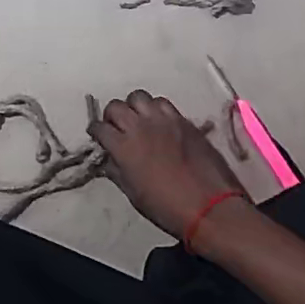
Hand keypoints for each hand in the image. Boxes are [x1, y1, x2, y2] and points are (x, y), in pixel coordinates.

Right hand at [90, 91, 248, 238]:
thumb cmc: (166, 207)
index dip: (96, 131)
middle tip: (116, 127)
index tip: (98, 136)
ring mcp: (162, 120)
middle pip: (115, 106)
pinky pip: (163, 102)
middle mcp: (139, 127)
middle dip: (111, 116)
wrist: (208, 205)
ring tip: (138, 120)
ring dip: (133, 107)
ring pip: (138, 97)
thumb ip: (117, 171)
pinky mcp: (182, 119)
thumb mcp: (133, 193)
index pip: (99, 128)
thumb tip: (109, 160)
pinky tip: (159, 121)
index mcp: (123, 147)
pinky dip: (155, 108)